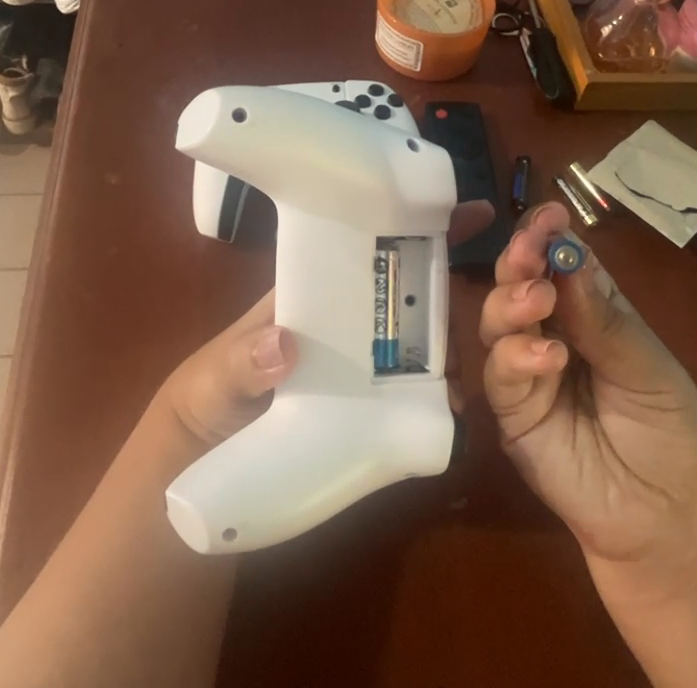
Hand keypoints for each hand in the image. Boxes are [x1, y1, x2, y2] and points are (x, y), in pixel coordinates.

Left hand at [157, 199, 498, 447]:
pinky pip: (411, 408)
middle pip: (405, 301)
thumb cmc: (197, 413)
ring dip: (456, 347)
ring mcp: (357, 381)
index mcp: (307, 301)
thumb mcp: (209, 383)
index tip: (466, 211)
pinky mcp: (365, 426)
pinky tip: (464, 409)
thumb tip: (286, 345)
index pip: (362, 253)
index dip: (410, 230)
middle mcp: (342, 335)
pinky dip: (441, 405)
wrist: (188, 486)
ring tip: (499, 353)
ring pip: (418, 351)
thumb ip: (236, 364)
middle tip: (508, 297)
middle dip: (450, 291)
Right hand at [481, 203, 696, 570]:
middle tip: (528, 249)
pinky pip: (500, 377)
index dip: (550, 239)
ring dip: (511, 303)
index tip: (547, 215)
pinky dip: (516, 357)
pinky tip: (546, 355)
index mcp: (591, 315)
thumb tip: (566, 260)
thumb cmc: (672, 435)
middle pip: (519, 287)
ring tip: (538, 299)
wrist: (668, 521)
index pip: (561, 265)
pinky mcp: (511, 416)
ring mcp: (527, 376)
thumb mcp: (649, 366)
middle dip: (519, 261)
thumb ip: (603, 318)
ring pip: (497, 324)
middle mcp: (552, 335)